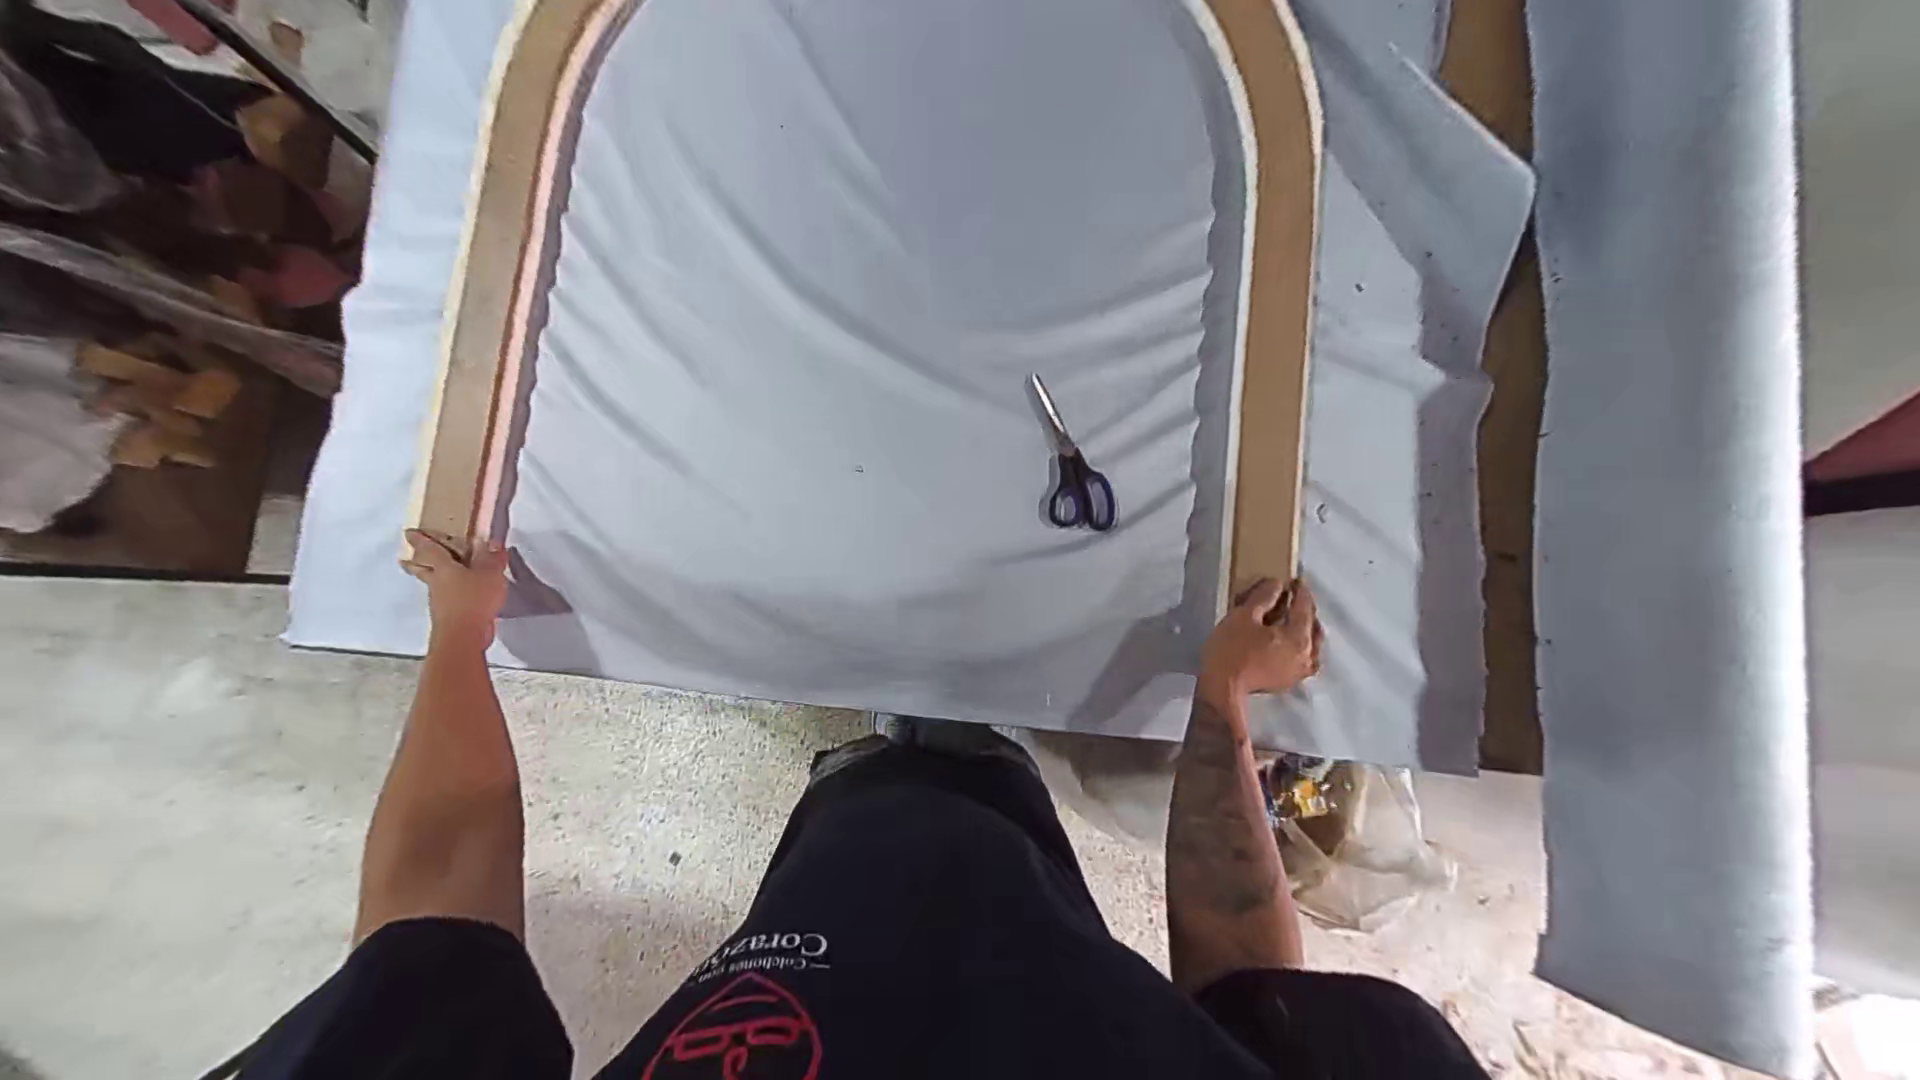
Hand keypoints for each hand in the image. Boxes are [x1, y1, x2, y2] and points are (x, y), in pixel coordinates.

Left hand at [401, 529, 508, 647]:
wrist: (463, 635)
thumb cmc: (474, 599)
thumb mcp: (490, 574)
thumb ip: (492, 558)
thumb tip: (492, 542)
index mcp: (444, 568)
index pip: (430, 550)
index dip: (420, 540)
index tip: (409, 533)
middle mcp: (437, 583)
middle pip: (422, 569)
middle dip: (415, 562)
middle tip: (407, 558)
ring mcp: (440, 600)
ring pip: (433, 583)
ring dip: (432, 577)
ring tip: (438, 574)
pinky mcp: (448, 614)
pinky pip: (446, 597)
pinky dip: (450, 592)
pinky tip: (460, 594)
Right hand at [1198, 577, 1323, 705]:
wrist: (1223, 689)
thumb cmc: (1232, 649)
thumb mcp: (1243, 617)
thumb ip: (1262, 598)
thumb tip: (1276, 584)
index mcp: (1298, 636)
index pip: (1304, 607)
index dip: (1300, 591)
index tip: (1295, 580)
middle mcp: (1307, 654)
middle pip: (1313, 626)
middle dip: (1306, 609)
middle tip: (1294, 597)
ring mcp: (1301, 670)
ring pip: (1313, 643)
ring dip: (1306, 628)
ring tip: (1294, 619)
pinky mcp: (1291, 680)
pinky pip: (1306, 657)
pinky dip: (1302, 645)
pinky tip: (1290, 642)